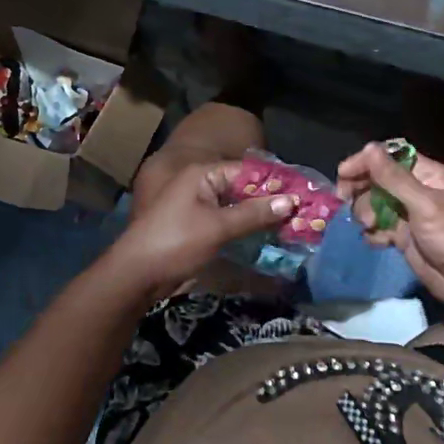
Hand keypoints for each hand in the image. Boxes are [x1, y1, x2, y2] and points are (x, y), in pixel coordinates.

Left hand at [100, 162, 297, 298]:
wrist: (139, 272)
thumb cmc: (176, 242)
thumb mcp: (218, 227)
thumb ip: (253, 213)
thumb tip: (290, 201)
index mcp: (201, 174)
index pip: (246, 170)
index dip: (275, 182)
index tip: (304, 194)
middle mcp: (199, 184)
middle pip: (242, 187)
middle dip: (270, 200)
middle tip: (305, 213)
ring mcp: (197, 205)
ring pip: (236, 205)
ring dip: (260, 215)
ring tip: (293, 226)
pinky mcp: (197, 226)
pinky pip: (228, 220)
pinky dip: (246, 227)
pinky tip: (267, 237)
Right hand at [335, 143, 443, 308]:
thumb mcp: (425, 204)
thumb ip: (394, 178)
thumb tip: (369, 147)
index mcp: (429, 176)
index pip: (390, 157)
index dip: (366, 161)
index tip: (343, 173)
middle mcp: (417, 190)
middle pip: (378, 179)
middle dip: (360, 188)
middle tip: (344, 199)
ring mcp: (409, 213)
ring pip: (374, 202)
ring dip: (365, 212)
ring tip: (369, 226)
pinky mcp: (404, 235)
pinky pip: (379, 225)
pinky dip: (373, 231)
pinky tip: (377, 241)